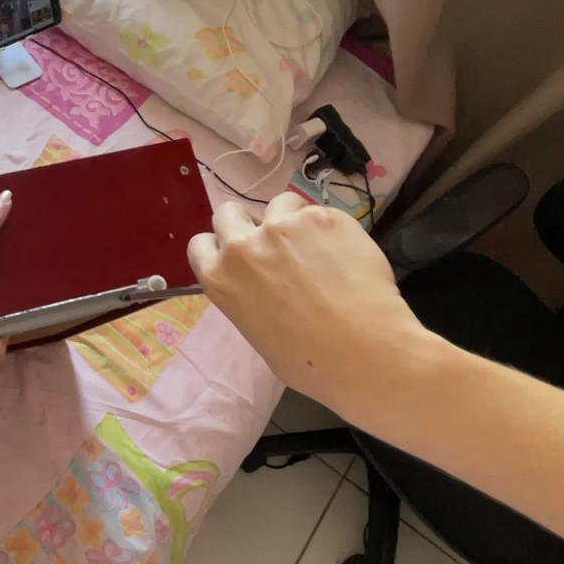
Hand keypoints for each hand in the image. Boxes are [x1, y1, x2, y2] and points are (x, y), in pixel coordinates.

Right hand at [187, 193, 442, 420]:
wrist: (362, 351)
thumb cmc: (306, 361)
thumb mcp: (255, 329)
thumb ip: (248, 294)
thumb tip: (266, 283)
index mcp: (219, 277)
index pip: (201, 243)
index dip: (220, 246)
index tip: (238, 254)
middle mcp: (243, 245)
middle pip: (229, 211)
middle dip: (247, 222)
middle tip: (273, 243)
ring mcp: (284, 226)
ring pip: (281, 203)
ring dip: (292, 218)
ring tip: (317, 245)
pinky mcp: (323, 217)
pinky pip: (321, 213)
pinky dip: (331, 229)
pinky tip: (346, 255)